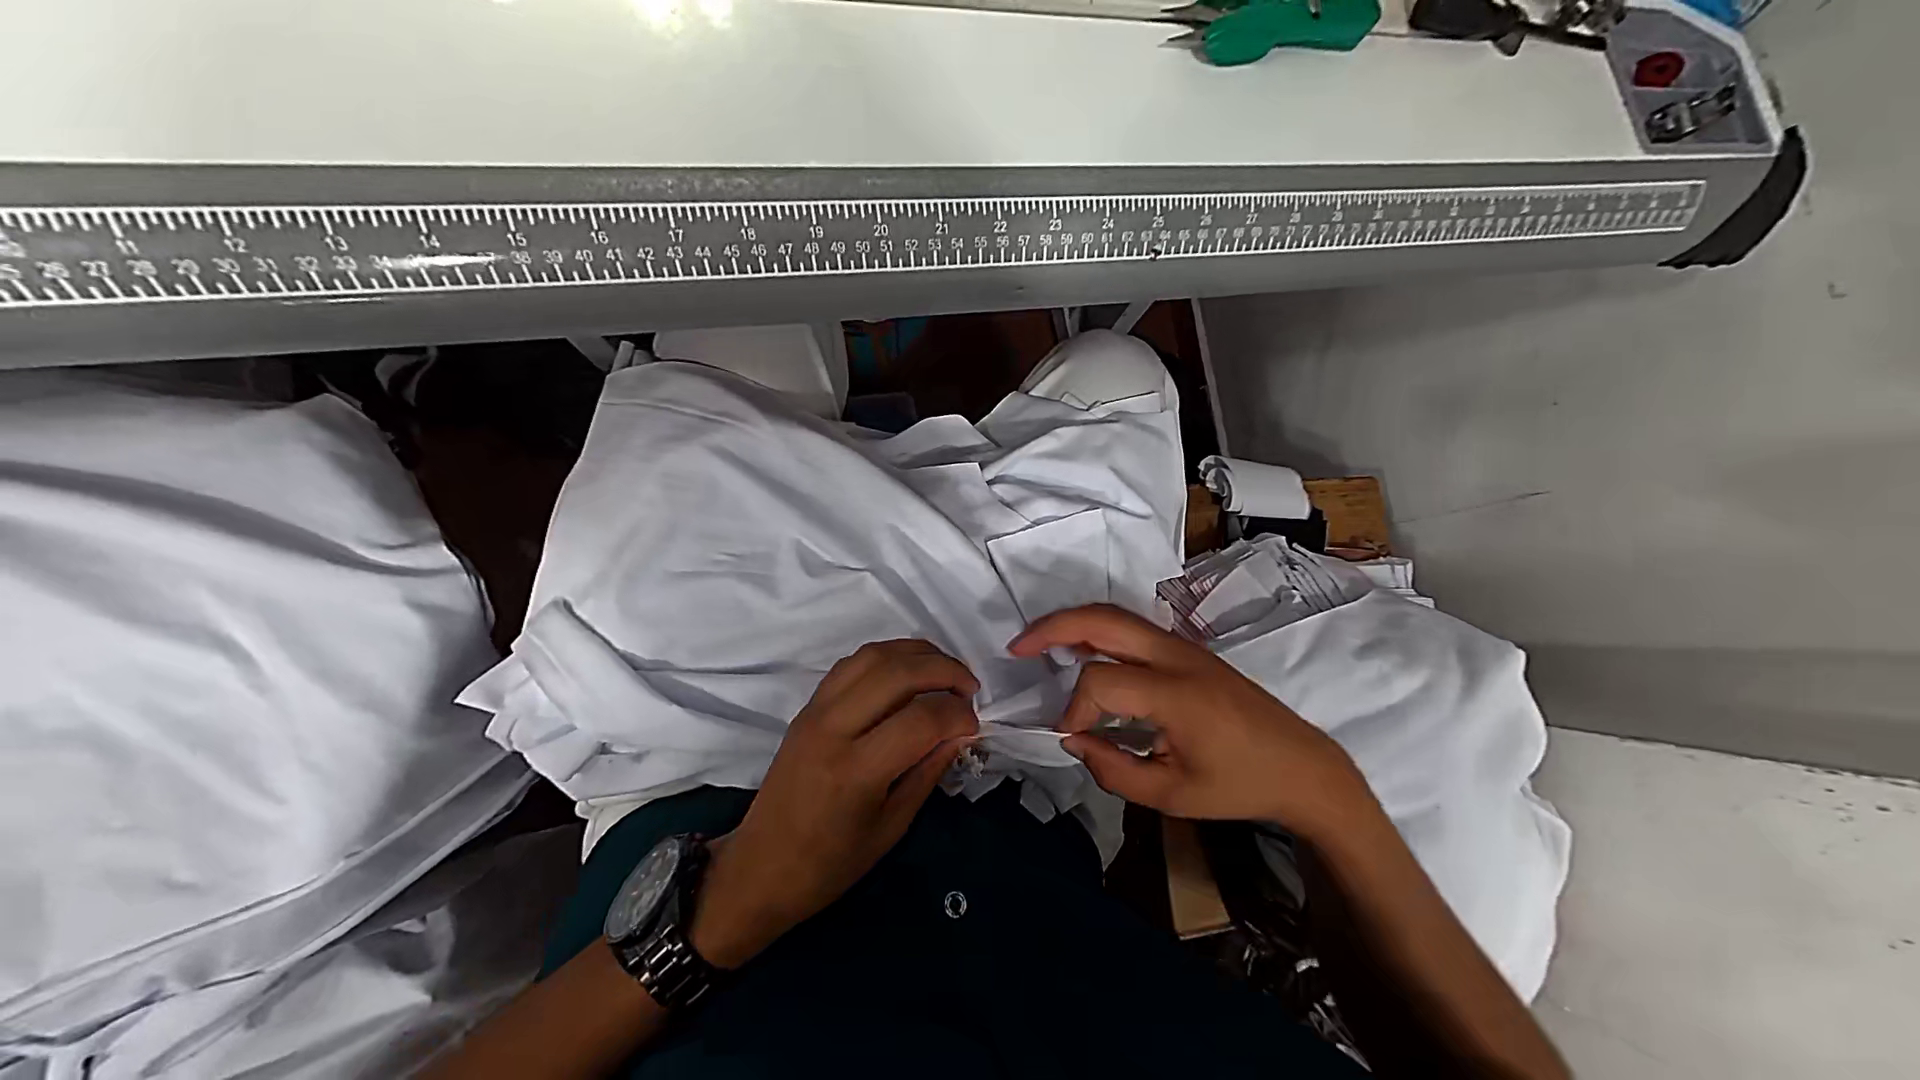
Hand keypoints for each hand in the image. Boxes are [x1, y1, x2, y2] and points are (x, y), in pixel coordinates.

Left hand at [690, 640, 978, 967]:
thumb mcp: (891, 827)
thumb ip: (928, 771)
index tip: (974, 726)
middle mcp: (833, 729)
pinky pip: (851, 664)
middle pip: (898, 672)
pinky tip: (907, 673)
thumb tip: (962, 732)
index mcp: (856, 770)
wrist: (760, 868)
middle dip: (945, 670)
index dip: (958, 715)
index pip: (922, 719)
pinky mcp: (807, 707)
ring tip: (945, 672)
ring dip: (916, 653)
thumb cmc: (830, 863)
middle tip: (969, 688)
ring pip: (873, 655)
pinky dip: (886, 657)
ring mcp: (815, 712)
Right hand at [1009, 604, 1371, 840]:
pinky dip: (1096, 630)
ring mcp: (1183, 646)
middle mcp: (1176, 656)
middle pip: (1103, 619)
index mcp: (1176, 694)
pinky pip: (1131, 628)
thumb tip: (1073, 740)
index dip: (1074, 710)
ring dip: (1072, 623)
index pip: (1100, 683)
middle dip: (1052, 627)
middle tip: (1017, 646)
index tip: (1073, 738)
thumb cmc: (1239, 784)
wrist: (1302, 765)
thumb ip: (1114, 770)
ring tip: (1038, 644)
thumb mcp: (1172, 795)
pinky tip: (1079, 649)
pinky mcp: (1186, 649)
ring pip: (1116, 615)